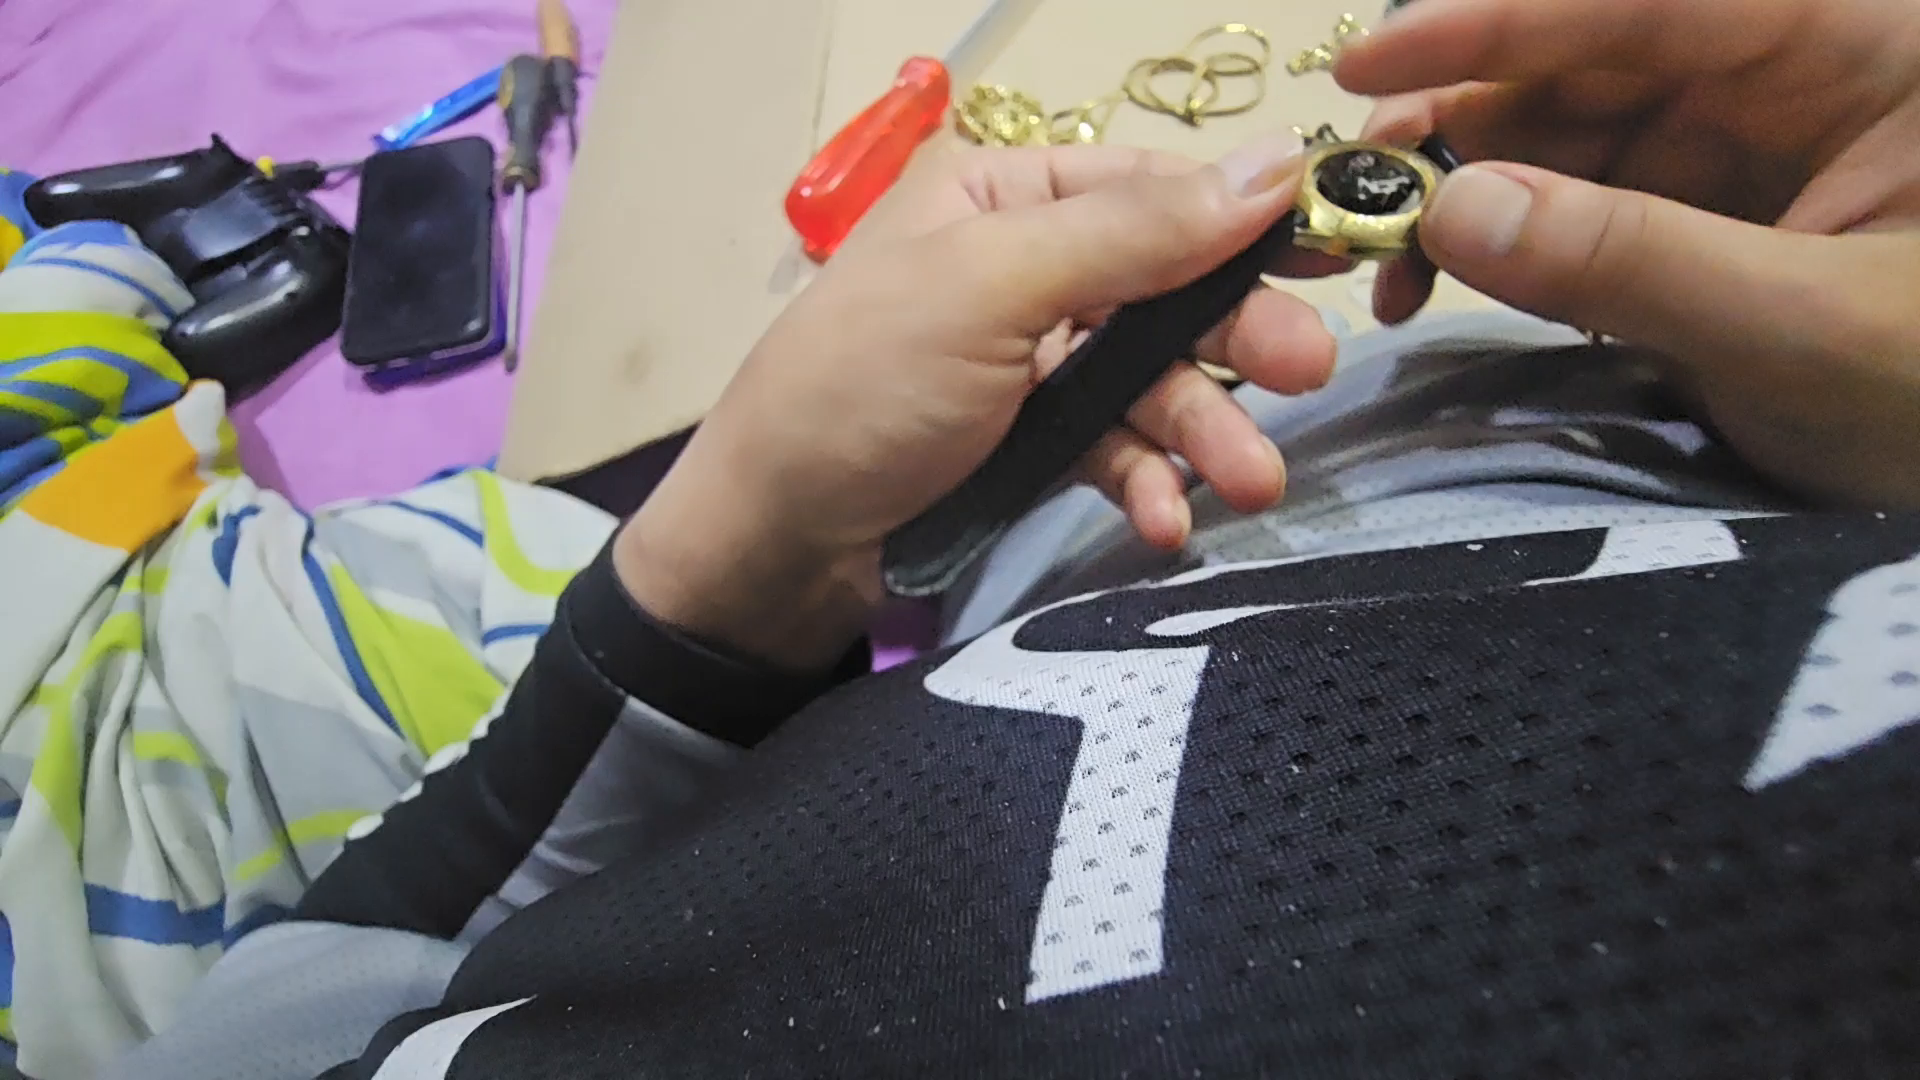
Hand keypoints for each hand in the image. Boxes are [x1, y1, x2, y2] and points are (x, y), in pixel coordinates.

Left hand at [615, 134, 1340, 668]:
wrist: (786, 534)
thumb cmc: (868, 385)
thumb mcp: (988, 287)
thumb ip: (1129, 235)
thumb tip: (1276, 162)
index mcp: (1007, 199)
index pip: (1151, 190)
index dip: (1243, 218)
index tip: (1336, 247)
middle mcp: (1027, 274)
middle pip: (1163, 294)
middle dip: (1233, 340)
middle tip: (1309, 372)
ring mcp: (1032, 368)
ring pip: (1147, 386)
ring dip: (1200, 434)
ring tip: (1249, 484)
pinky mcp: (1032, 447)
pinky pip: (1110, 452)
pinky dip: (1142, 484)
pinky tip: (1161, 521)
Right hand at [1338, 0, 1919, 505]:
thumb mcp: (1800, 326)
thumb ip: (1624, 260)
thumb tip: (1447, 210)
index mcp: (1863, 45)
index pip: (1648, 5)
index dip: (1493, 26)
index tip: (1362, 61)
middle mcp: (1775, 86)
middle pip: (1573, 77)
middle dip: (1446, 135)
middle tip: (1350, 203)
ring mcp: (1713, 165)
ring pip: (1543, 155)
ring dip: (1445, 204)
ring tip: (1379, 271)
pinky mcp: (1665, 233)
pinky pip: (1546, 223)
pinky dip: (1474, 254)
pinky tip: (1425, 288)